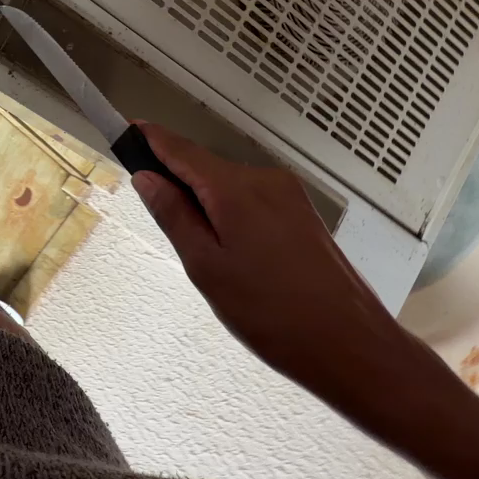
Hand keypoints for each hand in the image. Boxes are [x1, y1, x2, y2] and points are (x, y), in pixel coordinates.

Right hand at [131, 122, 417, 400]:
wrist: (355, 348)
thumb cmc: (272, 314)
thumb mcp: (206, 267)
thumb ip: (173, 215)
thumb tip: (146, 177)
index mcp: (235, 188)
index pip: (179, 147)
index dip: (148, 138)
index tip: (123, 130)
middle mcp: (264, 179)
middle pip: (204, 166)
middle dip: (177, 184)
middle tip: (165, 228)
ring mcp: (289, 195)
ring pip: (227, 185)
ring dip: (206, 204)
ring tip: (209, 259)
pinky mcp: (303, 213)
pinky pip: (251, 199)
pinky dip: (231, 214)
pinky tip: (236, 257)